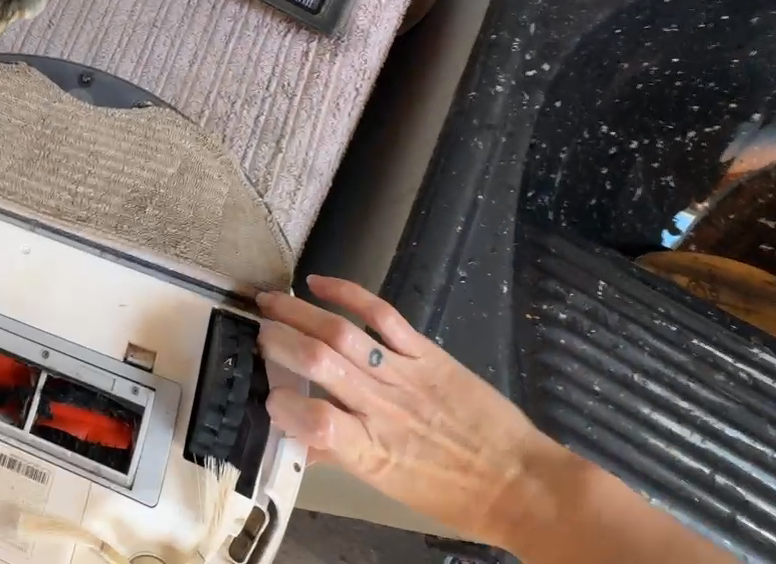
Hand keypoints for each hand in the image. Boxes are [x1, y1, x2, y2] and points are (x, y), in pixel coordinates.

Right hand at [255, 276, 569, 545]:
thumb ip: (334, 453)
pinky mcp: (426, 353)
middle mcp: (382, 409)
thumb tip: (290, 431)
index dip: (281, 405)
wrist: (522, 484)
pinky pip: (381, 315)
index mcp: (371, 452)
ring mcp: (404, 375)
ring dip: (297, 312)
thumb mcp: (387, 486)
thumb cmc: (451, 493)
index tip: (266, 397)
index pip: (312, 420)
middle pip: (317, 363)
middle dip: (276, 340)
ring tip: (269, 301)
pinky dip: (347, 292)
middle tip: (253, 331)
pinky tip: (318, 282)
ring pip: (340, 334)